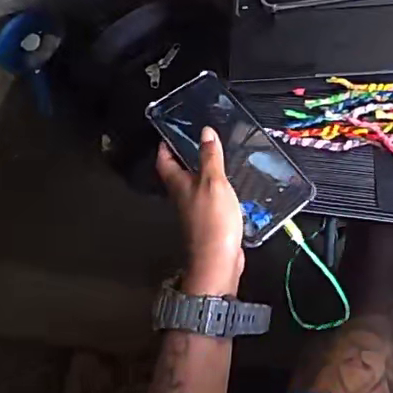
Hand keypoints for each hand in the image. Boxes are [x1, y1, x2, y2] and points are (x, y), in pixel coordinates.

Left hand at [157, 128, 244, 295]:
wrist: (217, 261)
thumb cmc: (212, 219)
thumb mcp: (214, 181)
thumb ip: (210, 156)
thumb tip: (205, 131)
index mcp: (178, 184)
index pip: (164, 160)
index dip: (165, 146)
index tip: (171, 132)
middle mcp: (182, 196)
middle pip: (177, 173)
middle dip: (184, 157)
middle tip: (197, 141)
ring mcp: (194, 210)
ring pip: (193, 185)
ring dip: (201, 172)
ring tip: (216, 158)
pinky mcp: (208, 222)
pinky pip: (208, 199)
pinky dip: (215, 188)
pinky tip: (228, 185)